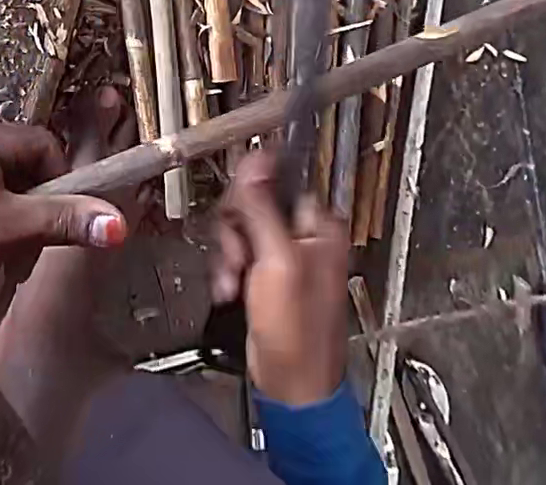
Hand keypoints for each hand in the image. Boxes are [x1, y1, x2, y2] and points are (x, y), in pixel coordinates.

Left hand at [0, 114, 127, 307]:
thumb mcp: (5, 231)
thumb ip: (62, 221)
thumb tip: (119, 224)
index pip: (45, 146)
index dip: (60, 186)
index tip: (55, 224)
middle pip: (29, 168)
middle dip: (35, 213)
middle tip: (25, 252)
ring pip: (10, 188)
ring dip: (16, 227)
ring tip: (1, 262)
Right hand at [210, 148, 350, 406]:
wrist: (289, 384)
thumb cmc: (297, 332)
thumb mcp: (276, 259)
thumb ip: (262, 206)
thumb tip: (256, 160)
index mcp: (319, 226)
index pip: (278, 178)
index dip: (251, 188)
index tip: (235, 206)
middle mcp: (303, 235)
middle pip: (252, 201)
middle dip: (233, 228)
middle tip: (237, 252)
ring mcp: (282, 254)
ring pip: (238, 226)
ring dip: (227, 252)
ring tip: (232, 277)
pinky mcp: (264, 271)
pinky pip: (234, 250)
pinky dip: (226, 267)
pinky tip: (229, 288)